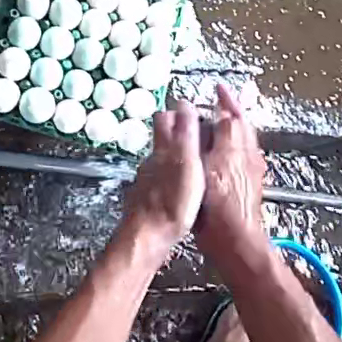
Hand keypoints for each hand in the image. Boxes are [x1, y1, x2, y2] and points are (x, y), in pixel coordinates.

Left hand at [123, 96, 204, 249]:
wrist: (148, 237)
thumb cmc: (173, 202)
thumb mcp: (188, 163)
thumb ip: (186, 134)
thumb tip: (183, 104)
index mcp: (163, 151)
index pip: (165, 120)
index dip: (178, 112)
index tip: (192, 110)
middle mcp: (152, 162)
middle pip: (162, 138)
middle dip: (176, 132)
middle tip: (194, 132)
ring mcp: (147, 181)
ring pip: (161, 160)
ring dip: (175, 157)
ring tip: (193, 161)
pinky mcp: (147, 200)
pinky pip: (159, 181)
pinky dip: (170, 178)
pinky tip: (178, 188)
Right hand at [197, 83, 268, 265]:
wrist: (236, 240)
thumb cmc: (218, 205)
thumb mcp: (209, 166)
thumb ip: (211, 138)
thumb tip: (210, 113)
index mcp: (237, 147)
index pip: (234, 115)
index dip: (226, 99)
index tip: (217, 87)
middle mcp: (247, 156)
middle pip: (242, 126)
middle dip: (232, 111)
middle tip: (218, 100)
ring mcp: (249, 171)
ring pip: (242, 140)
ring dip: (232, 127)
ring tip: (217, 120)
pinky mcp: (246, 185)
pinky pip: (240, 155)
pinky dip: (230, 145)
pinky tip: (219, 151)